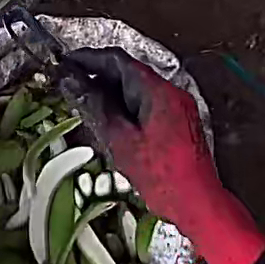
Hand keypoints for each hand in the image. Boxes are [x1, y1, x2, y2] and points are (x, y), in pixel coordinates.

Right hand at [63, 48, 264, 263]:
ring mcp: (177, 107)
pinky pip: (144, 102)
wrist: (198, 205)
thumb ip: (94, 105)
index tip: (66, 61)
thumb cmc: (160, 175)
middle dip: (97, 73)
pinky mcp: (177, 122)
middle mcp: (171, 93)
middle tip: (69, 80)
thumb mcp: (118, 139)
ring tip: (81, 98)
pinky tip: (104, 115)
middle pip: (128, 72)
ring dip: (108, 89)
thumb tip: (71, 82)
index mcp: (158, 92)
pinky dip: (122, 103)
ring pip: (136, 87)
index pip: (118, 61)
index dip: (88, 58)